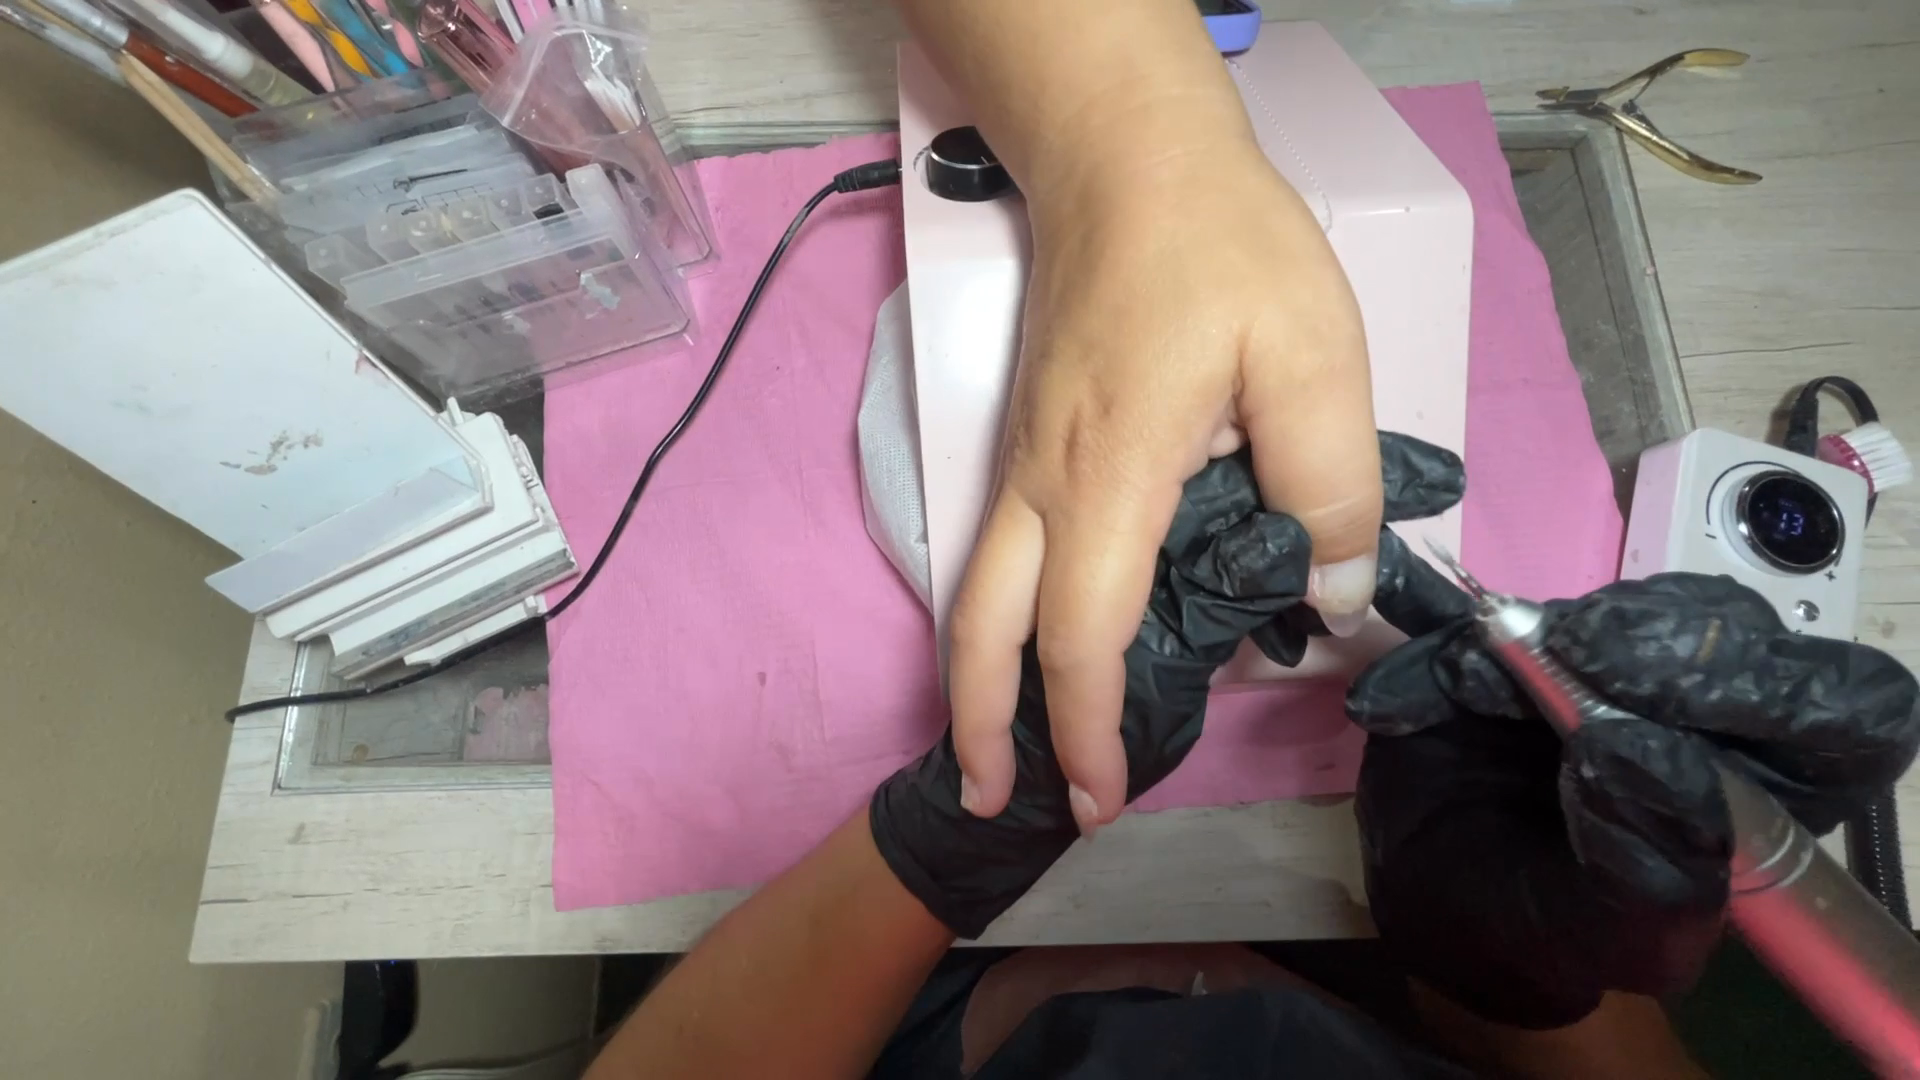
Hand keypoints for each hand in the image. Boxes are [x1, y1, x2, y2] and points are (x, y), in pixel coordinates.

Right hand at [947, 143, 1383, 835]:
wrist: (1125, 172)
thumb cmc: (1219, 252)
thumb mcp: (1313, 355)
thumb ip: (1332, 486)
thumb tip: (1330, 595)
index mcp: (1110, 478)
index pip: (1081, 633)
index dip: (1088, 728)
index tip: (1102, 799)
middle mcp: (1040, 487)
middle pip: (982, 630)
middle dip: (983, 727)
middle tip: (994, 799)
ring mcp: (1020, 468)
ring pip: (974, 597)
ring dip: (975, 683)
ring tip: (993, 752)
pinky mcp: (1025, 449)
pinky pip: (999, 561)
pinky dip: (999, 629)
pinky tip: (1030, 653)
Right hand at [1349, 573, 1919, 1027]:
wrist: (1422, 899)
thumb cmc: (1531, 930)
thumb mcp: (1601, 939)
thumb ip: (1644, 877)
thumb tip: (1642, 751)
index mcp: (1755, 792)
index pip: (1835, 707)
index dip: (1756, 679)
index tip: (1631, 684)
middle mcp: (1683, 716)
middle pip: (1720, 623)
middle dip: (1638, 633)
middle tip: (1555, 649)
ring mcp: (1584, 674)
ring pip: (1593, 610)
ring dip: (1513, 638)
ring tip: (1450, 687)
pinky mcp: (1494, 653)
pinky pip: (1467, 620)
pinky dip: (1424, 630)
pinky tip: (1388, 697)